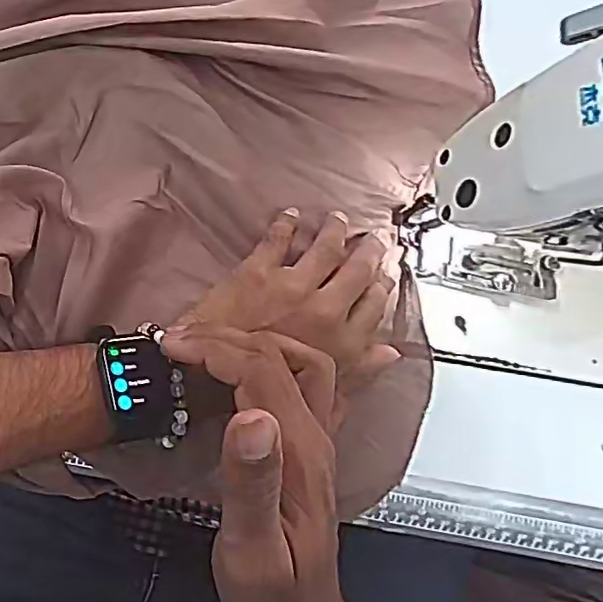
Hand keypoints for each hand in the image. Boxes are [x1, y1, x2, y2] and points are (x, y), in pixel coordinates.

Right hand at [163, 326, 350, 601]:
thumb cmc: (272, 596)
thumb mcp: (252, 550)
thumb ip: (252, 483)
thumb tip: (249, 415)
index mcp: (299, 454)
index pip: (262, 372)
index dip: (215, 349)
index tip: (171, 347)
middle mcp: (315, 438)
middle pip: (280, 357)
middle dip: (224, 339)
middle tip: (175, 341)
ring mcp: (316, 441)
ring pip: (299, 363)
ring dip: (250, 343)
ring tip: (202, 346)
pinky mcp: (307, 448)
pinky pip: (299, 383)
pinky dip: (266, 360)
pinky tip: (238, 368)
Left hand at [177, 210, 401, 428]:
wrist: (212, 368)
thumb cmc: (264, 383)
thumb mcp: (321, 386)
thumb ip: (359, 367)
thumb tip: (390, 352)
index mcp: (342, 339)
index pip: (376, 303)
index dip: (383, 284)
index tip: (384, 272)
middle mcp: (324, 308)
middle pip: (357, 270)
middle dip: (368, 251)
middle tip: (372, 238)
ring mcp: (292, 286)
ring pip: (325, 248)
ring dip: (333, 231)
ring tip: (336, 220)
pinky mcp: (258, 271)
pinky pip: (278, 238)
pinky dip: (287, 223)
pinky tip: (291, 215)